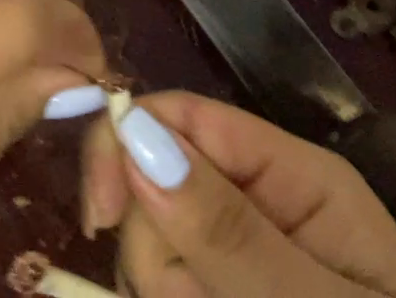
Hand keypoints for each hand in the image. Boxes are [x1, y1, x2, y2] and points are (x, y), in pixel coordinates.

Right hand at [81, 92, 395, 297]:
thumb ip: (227, 230)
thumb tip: (134, 133)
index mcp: (295, 177)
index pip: (185, 115)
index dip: (125, 143)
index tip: (100, 215)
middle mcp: (258, 201)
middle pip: (152, 182)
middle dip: (156, 253)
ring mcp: (235, 253)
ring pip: (147, 244)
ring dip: (162, 290)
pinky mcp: (215, 289)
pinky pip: (160, 282)